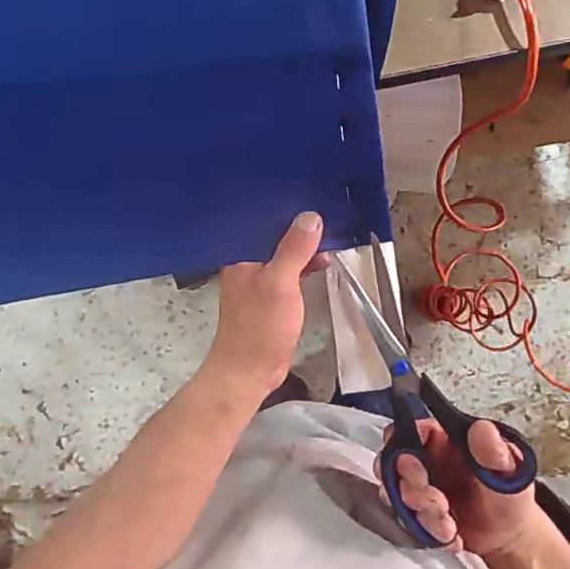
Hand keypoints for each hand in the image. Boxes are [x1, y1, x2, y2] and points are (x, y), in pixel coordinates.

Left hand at [199, 211, 327, 402]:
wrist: (249, 371)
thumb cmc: (260, 326)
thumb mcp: (280, 282)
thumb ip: (294, 249)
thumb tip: (311, 217)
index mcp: (240, 255)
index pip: (261, 220)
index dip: (286, 210)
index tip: (312, 197)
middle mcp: (245, 264)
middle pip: (274, 237)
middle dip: (299, 229)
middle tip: (328, 215)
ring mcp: (257, 282)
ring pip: (283, 256)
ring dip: (304, 249)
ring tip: (330, 238)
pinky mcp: (268, 298)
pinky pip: (288, 274)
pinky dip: (303, 267)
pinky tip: (321, 264)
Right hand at [383, 418, 545, 556]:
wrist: (511, 537)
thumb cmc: (510, 494)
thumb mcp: (510, 471)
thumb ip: (494, 451)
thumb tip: (481, 428)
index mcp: (444, 439)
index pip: (411, 428)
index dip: (403, 441)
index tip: (412, 460)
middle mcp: (426, 460)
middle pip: (396, 462)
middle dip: (412, 485)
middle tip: (438, 501)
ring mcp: (420, 487)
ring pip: (399, 494)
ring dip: (422, 513)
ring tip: (450, 526)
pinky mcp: (418, 513)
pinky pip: (409, 521)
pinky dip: (429, 532)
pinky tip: (452, 537)